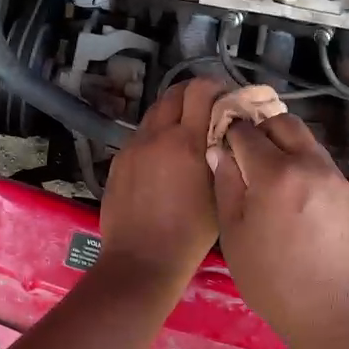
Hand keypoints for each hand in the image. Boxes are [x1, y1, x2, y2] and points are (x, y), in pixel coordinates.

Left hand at [95, 78, 224, 283]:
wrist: (141, 261)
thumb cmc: (190, 235)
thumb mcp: (220, 193)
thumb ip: (225, 155)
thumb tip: (229, 130)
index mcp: (186, 141)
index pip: (200, 89)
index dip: (215, 87)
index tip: (227, 98)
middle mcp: (157, 135)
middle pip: (174, 92)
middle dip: (194, 95)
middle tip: (209, 110)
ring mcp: (133, 146)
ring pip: (155, 112)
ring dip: (174, 113)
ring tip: (188, 134)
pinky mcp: (119, 160)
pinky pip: (141, 135)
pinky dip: (158, 134)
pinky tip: (166, 159)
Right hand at [212, 114, 348, 347]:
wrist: (336, 313)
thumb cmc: (273, 280)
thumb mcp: (235, 236)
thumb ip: (226, 186)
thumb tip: (219, 152)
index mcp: (275, 173)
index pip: (245, 131)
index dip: (229, 135)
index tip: (221, 148)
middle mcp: (308, 163)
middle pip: (281, 122)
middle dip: (260, 130)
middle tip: (246, 157)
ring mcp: (333, 175)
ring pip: (304, 139)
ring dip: (283, 145)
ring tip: (269, 177)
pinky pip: (320, 161)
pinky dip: (302, 163)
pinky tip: (293, 196)